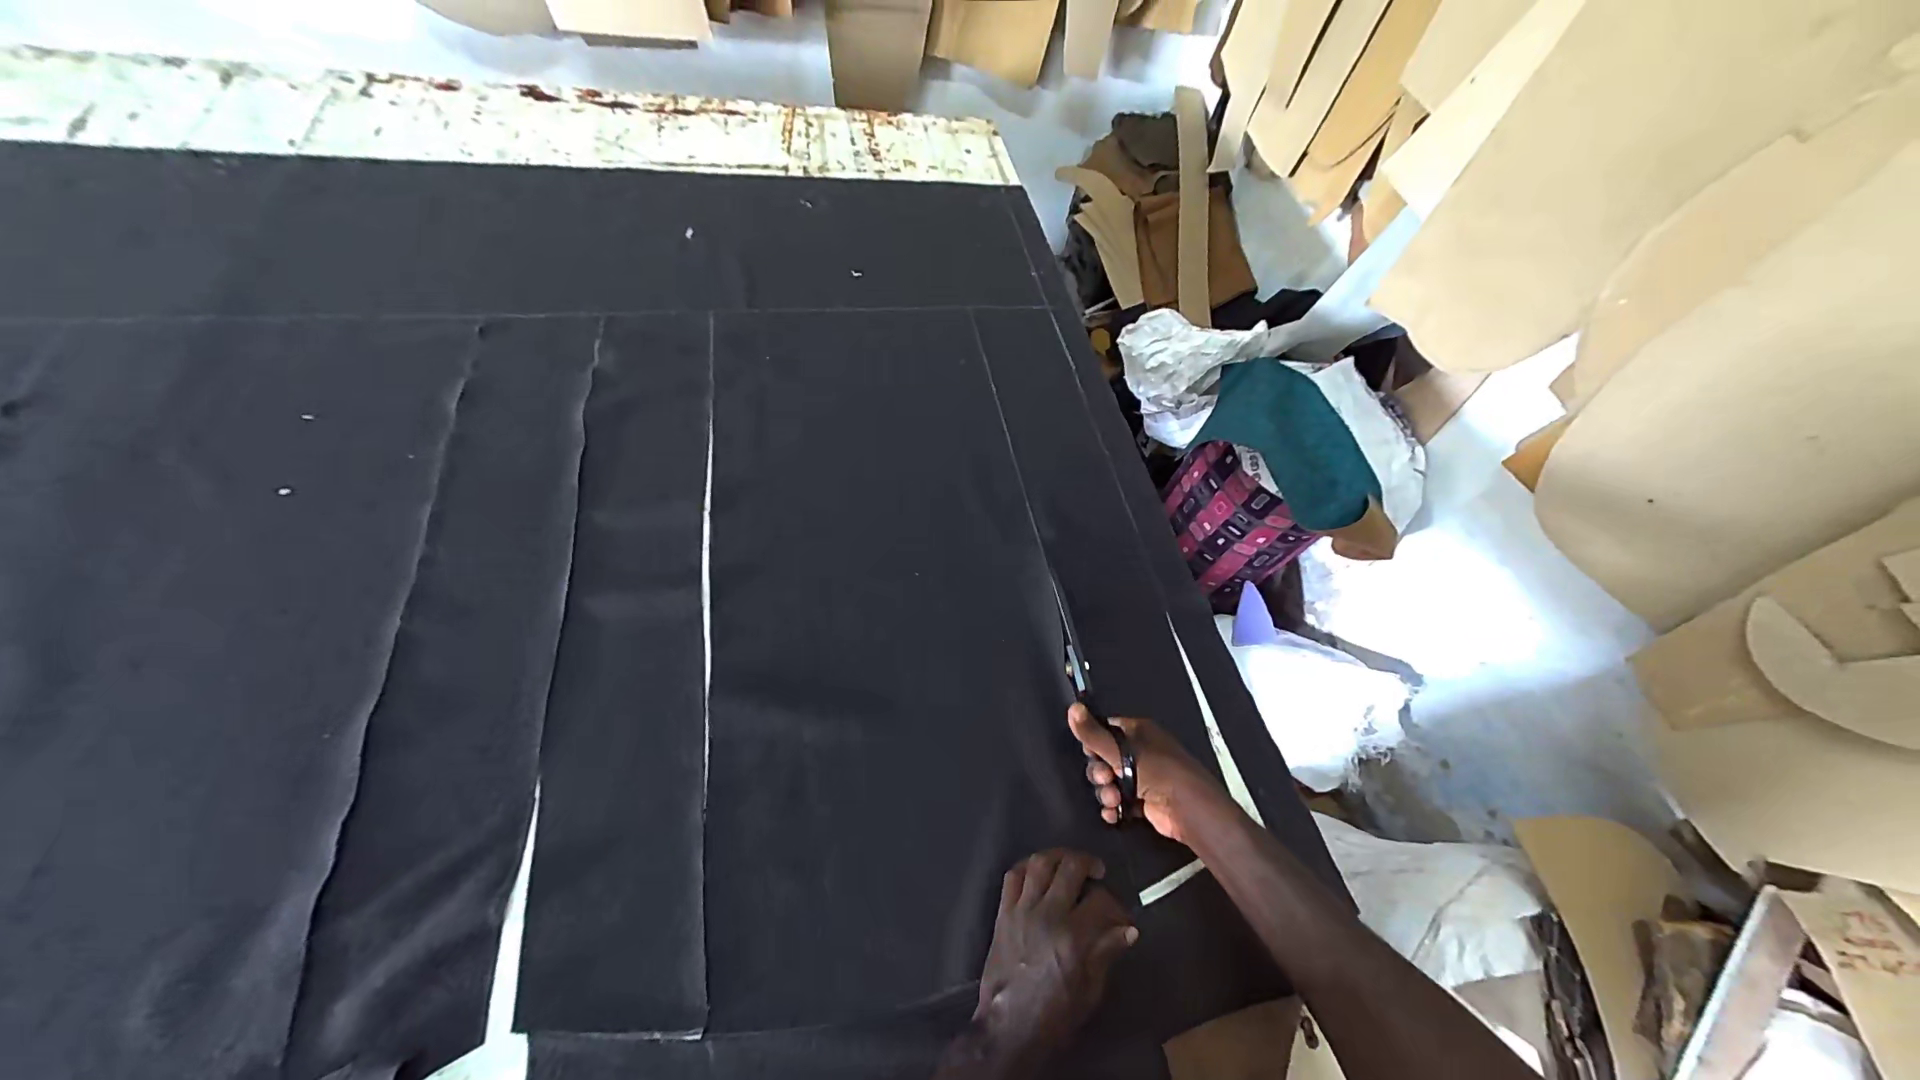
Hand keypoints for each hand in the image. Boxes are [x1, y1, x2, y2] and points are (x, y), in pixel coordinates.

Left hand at [967, 850, 1137, 1075]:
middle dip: (1089, 862)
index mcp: (1072, 936)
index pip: (1102, 901)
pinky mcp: (1003, 912)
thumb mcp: (1090, 991)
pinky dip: (1027, 866)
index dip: (1117, 905)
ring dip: (1058, 856)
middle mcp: (1047, 913)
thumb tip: (1129, 929)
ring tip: (1069, 863)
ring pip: (1039, 862)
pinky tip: (1038, 872)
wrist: (1009, 1027)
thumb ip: (1107, 953)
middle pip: (1070, 867)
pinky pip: (1013, 875)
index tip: (1122, 916)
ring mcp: (1022, 909)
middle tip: (1097, 871)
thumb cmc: (1055, 1015)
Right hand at [1068, 704, 1228, 845]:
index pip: (1106, 730)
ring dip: (1106, 792)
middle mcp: (1139, 752)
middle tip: (1105, 779)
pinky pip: (1118, 801)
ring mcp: (1142, 778)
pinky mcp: (1142, 801)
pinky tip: (1114, 813)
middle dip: (1099, 772)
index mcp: (1138, 732)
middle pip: (1103, 758)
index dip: (1093, 742)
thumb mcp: (1122, 751)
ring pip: (1109, 782)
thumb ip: (1094, 734)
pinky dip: (1113, 808)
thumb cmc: (1160, 772)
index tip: (1089, 753)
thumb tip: (1072, 708)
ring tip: (1114, 800)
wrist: (1190, 810)